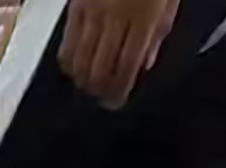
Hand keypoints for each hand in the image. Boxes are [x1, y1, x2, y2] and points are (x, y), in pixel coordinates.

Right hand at [58, 0, 181, 107]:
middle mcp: (117, 16)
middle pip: (99, 70)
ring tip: (90, 83)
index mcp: (145, 14)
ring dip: (83, 80)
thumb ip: (159, 30)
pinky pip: (66, 48)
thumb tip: (145, 64)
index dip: (118, 91)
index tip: (117, 101)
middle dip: (99, 90)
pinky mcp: (76, 8)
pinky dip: (70, 64)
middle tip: (102, 95)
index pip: (126, 67)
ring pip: (80, 64)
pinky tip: (77, 66)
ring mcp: (93, 12)